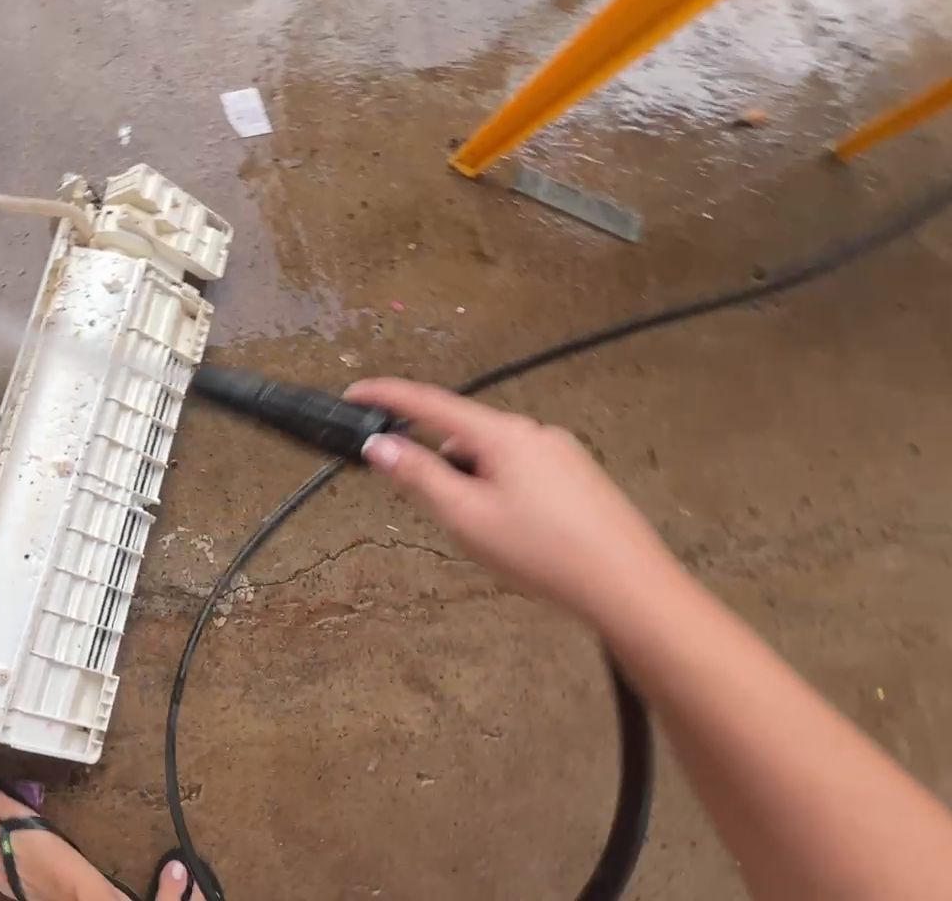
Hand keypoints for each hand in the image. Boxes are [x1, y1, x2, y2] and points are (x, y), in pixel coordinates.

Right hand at [344, 378, 676, 623]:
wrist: (632, 592)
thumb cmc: (544, 552)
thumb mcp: (464, 515)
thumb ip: (416, 475)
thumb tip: (378, 445)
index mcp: (502, 435)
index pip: (428, 402)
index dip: (385, 396)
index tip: (354, 394)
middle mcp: (533, 433)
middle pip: (459, 434)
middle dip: (434, 462)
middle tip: (429, 505)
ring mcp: (560, 454)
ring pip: (488, 455)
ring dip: (467, 481)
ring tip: (480, 530)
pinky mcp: (576, 477)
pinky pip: (515, 469)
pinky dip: (493, 488)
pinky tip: (508, 528)